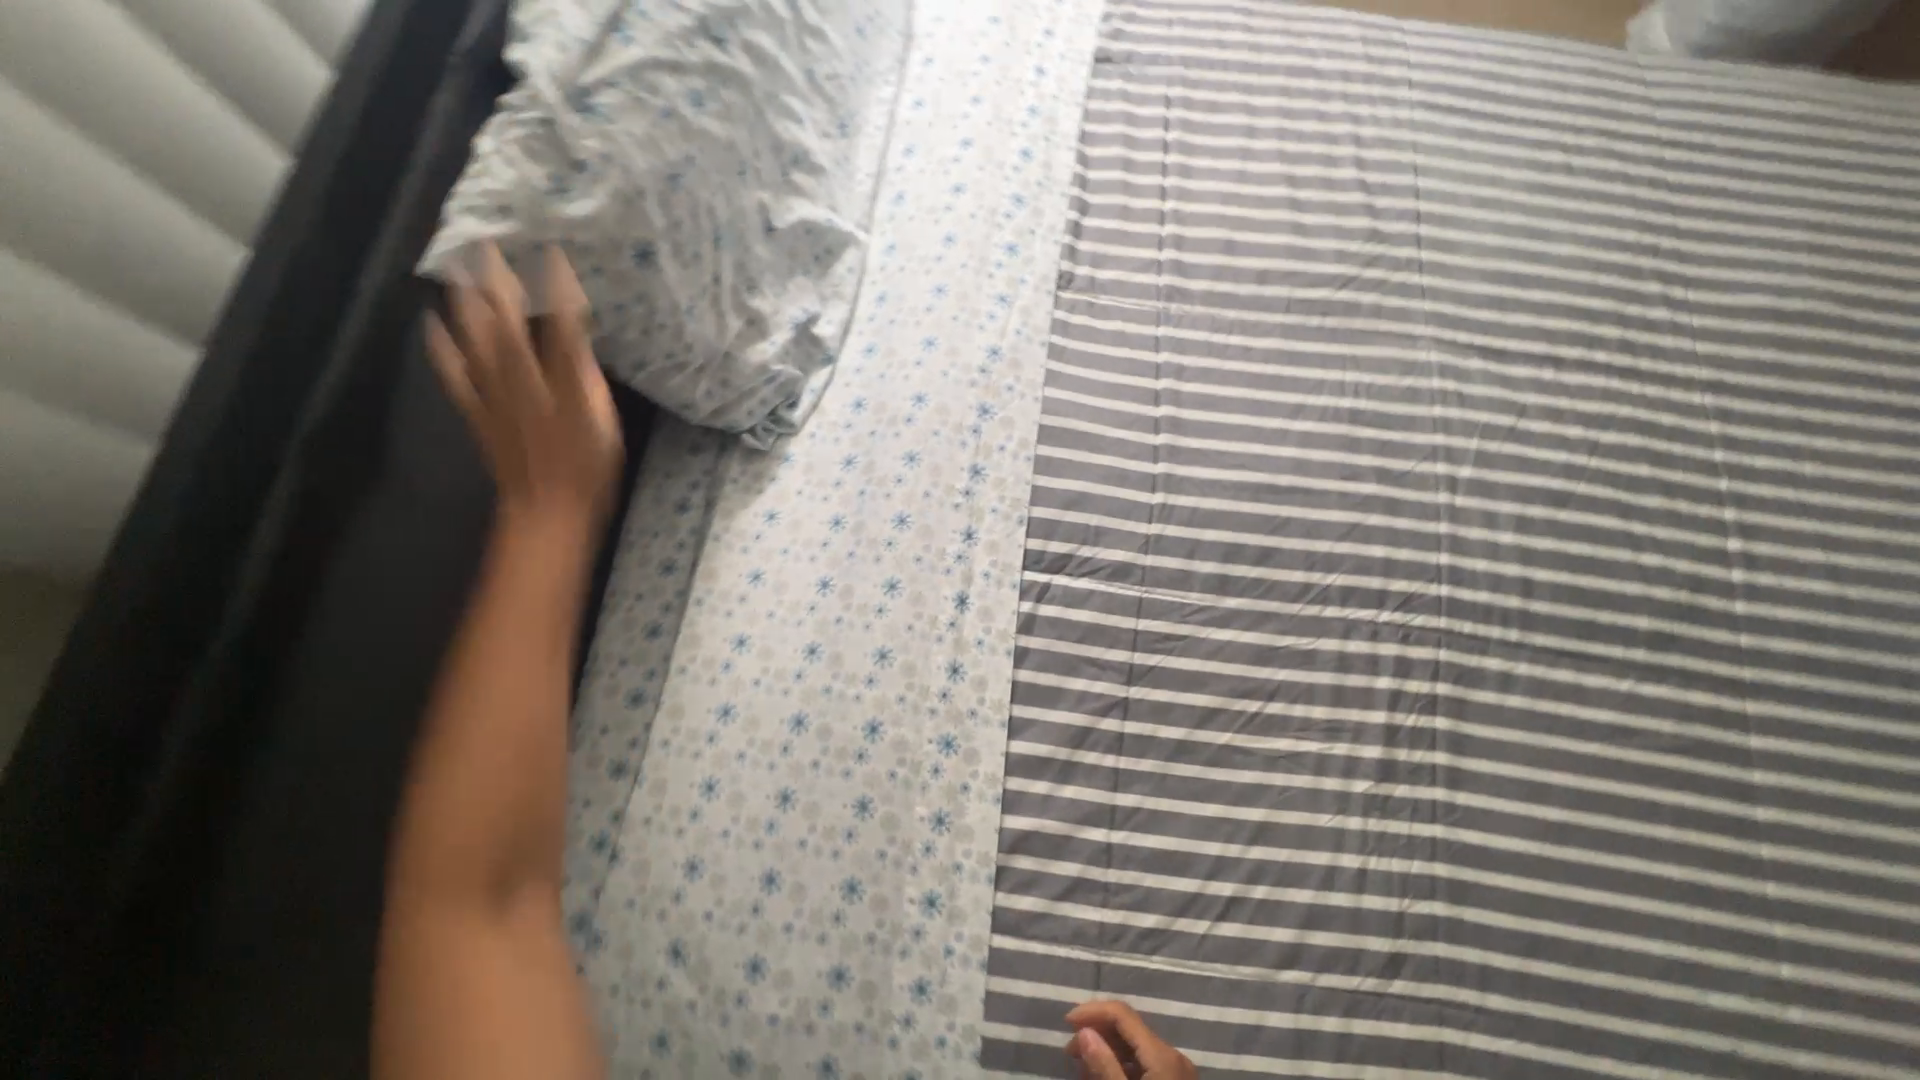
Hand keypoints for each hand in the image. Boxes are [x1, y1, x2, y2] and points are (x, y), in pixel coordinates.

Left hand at [426, 243, 622, 532]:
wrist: (547, 512)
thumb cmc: (587, 470)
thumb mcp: (601, 422)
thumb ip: (584, 375)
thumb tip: (573, 336)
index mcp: (558, 381)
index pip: (557, 324)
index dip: (554, 288)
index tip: (551, 252)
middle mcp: (522, 380)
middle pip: (505, 323)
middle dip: (496, 282)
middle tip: (484, 243)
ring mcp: (494, 396)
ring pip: (474, 341)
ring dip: (463, 304)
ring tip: (455, 270)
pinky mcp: (479, 413)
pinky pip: (455, 374)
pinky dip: (441, 348)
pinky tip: (432, 325)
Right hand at [1067, 1001, 1197, 1079]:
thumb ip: (1105, 1066)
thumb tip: (1084, 1031)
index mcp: (1163, 1054)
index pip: (1123, 1013)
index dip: (1092, 1011)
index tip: (1066, 1022)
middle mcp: (1173, 1054)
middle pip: (1128, 1028)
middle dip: (1096, 1033)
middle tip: (1071, 1053)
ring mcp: (1177, 1070)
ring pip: (1135, 1047)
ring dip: (1107, 1050)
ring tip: (1083, 1067)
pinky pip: (1144, 1063)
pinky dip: (1121, 1064)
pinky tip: (1105, 1073)